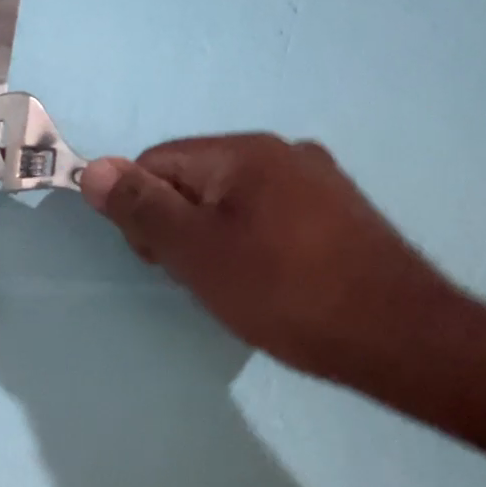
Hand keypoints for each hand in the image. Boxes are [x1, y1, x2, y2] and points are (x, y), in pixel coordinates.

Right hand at [81, 133, 464, 377]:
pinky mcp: (335, 214)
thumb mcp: (193, 250)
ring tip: (225, 282)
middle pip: (190, 179)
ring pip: (226, 201)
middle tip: (190, 273)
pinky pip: (263, 216)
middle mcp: (283, 152)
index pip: (155, 162)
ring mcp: (316, 181)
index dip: (139, 209)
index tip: (157, 257)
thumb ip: (140, 207)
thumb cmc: (279, 290)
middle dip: (173, 223)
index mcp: (245, 152)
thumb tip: (93, 168)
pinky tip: (259, 279)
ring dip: (206, 237)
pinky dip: (244, 243)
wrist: (391, 334)